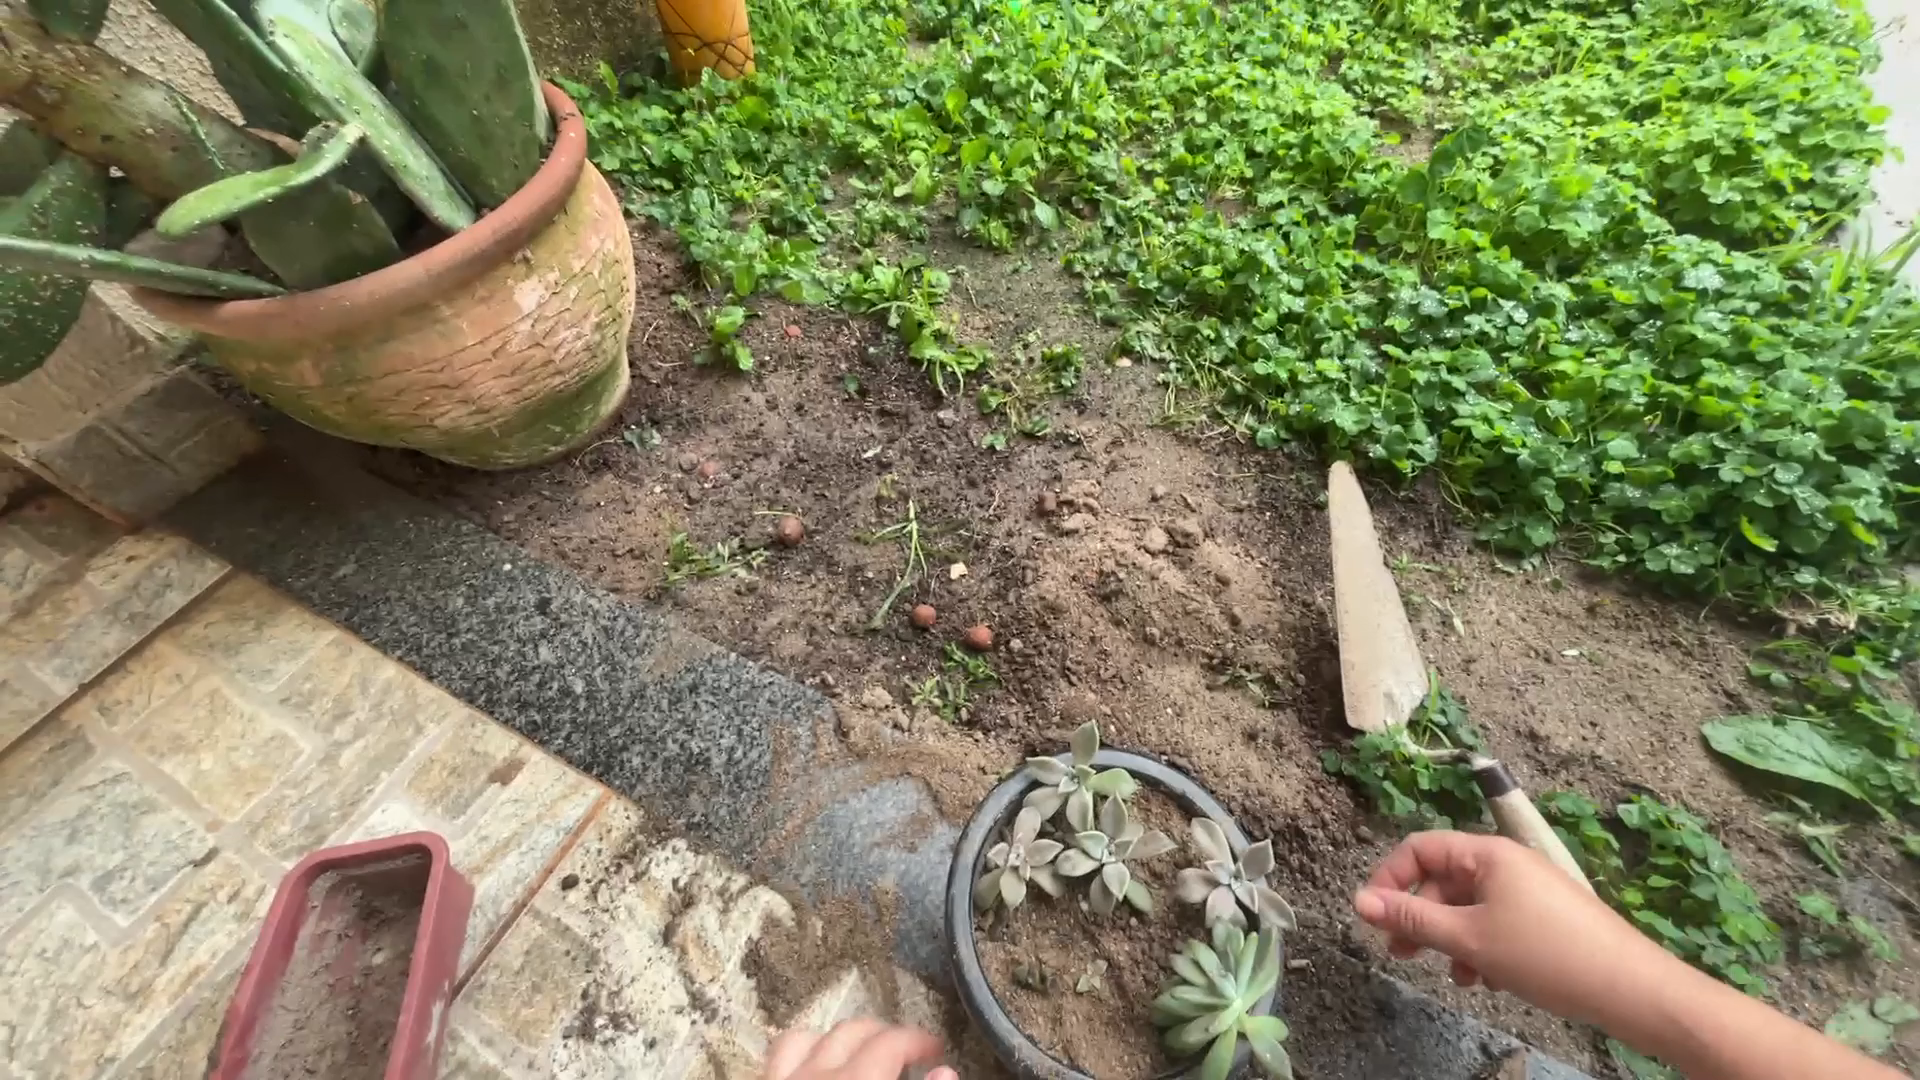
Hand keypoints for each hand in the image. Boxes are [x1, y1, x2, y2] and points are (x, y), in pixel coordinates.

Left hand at [763, 1018, 957, 1079]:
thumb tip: (946, 1070)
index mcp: (854, 1079)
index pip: (891, 1041)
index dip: (919, 1039)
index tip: (936, 1048)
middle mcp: (814, 1073)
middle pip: (852, 1031)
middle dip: (883, 1034)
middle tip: (905, 1052)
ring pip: (806, 1037)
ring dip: (835, 1039)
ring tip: (856, 1052)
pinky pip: (777, 1057)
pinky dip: (799, 1053)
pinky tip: (810, 1066)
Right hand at [1352, 830, 1671, 1025]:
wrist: (1644, 997)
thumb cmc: (1547, 956)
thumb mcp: (1468, 938)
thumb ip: (1411, 918)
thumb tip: (1357, 900)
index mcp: (1485, 852)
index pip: (1417, 849)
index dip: (1389, 878)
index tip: (1375, 916)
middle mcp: (1505, 862)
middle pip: (1442, 880)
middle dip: (1418, 916)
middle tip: (1400, 951)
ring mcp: (1529, 891)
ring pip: (1468, 906)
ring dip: (1449, 937)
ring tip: (1450, 975)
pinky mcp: (1548, 919)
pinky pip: (1496, 921)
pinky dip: (1480, 945)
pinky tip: (1484, 979)